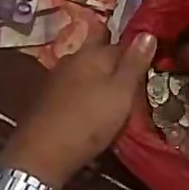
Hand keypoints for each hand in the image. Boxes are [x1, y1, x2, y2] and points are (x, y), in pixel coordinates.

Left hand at [1, 32, 156, 185]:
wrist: (38, 157)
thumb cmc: (87, 121)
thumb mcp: (121, 93)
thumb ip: (135, 62)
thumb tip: (147, 32)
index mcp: (93, 52)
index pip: (122, 42)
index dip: (136, 50)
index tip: (149, 61)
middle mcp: (73, 58)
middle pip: (100, 52)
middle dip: (114, 60)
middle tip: (130, 76)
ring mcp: (57, 77)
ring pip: (85, 69)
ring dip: (98, 77)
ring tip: (114, 93)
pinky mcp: (46, 98)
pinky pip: (73, 86)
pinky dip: (84, 92)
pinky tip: (90, 106)